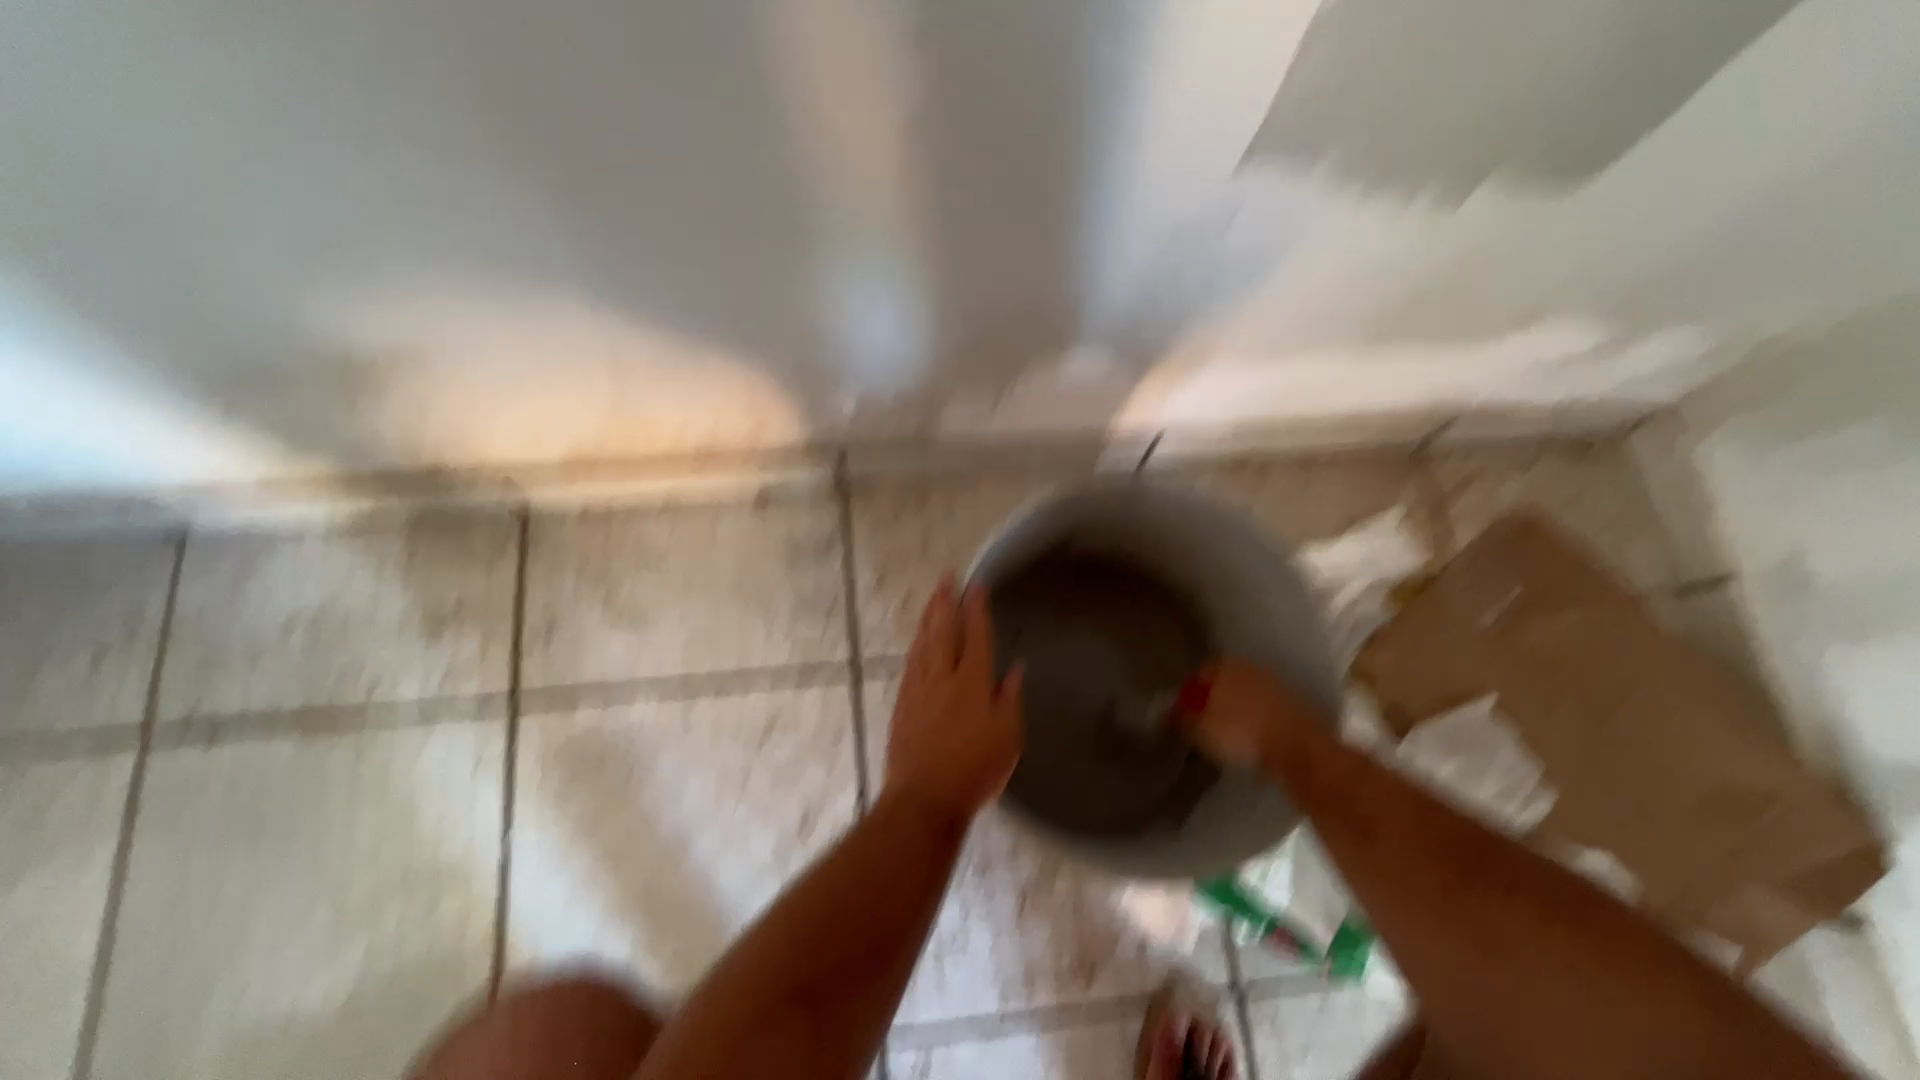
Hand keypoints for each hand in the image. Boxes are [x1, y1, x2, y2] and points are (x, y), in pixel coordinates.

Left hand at [884, 577, 1023, 826]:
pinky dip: (916, 645)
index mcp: (971, 682)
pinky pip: (910, 663)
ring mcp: (917, 690)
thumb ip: (1009, 699)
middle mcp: (941, 678)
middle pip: (942, 630)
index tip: (977, 584)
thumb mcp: (1008, 738)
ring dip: (928, 618)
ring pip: (922, 644)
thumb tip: (1014, 669)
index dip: (977, 608)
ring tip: (933, 599)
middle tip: (947, 577)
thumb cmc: (974, 770)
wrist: (923, 798)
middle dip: (946, 601)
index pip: (975, 635)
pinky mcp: (902, 705)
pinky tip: (917, 642)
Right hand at [1174, 658, 1320, 766]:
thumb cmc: (1240, 732)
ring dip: (1237, 709)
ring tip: (1227, 732)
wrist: (1298, 746)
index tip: (1182, 715)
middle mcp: (1249, 666)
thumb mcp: (1199, 729)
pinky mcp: (1294, 703)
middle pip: (1224, 681)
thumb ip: (1180, 718)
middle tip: (1203, 723)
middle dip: (1213, 699)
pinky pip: (1264, 708)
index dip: (1187, 695)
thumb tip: (1165, 713)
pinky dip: (1256, 719)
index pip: (1197, 674)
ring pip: (1246, 694)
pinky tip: (1251, 737)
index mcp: (1223, 665)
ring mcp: (1274, 683)